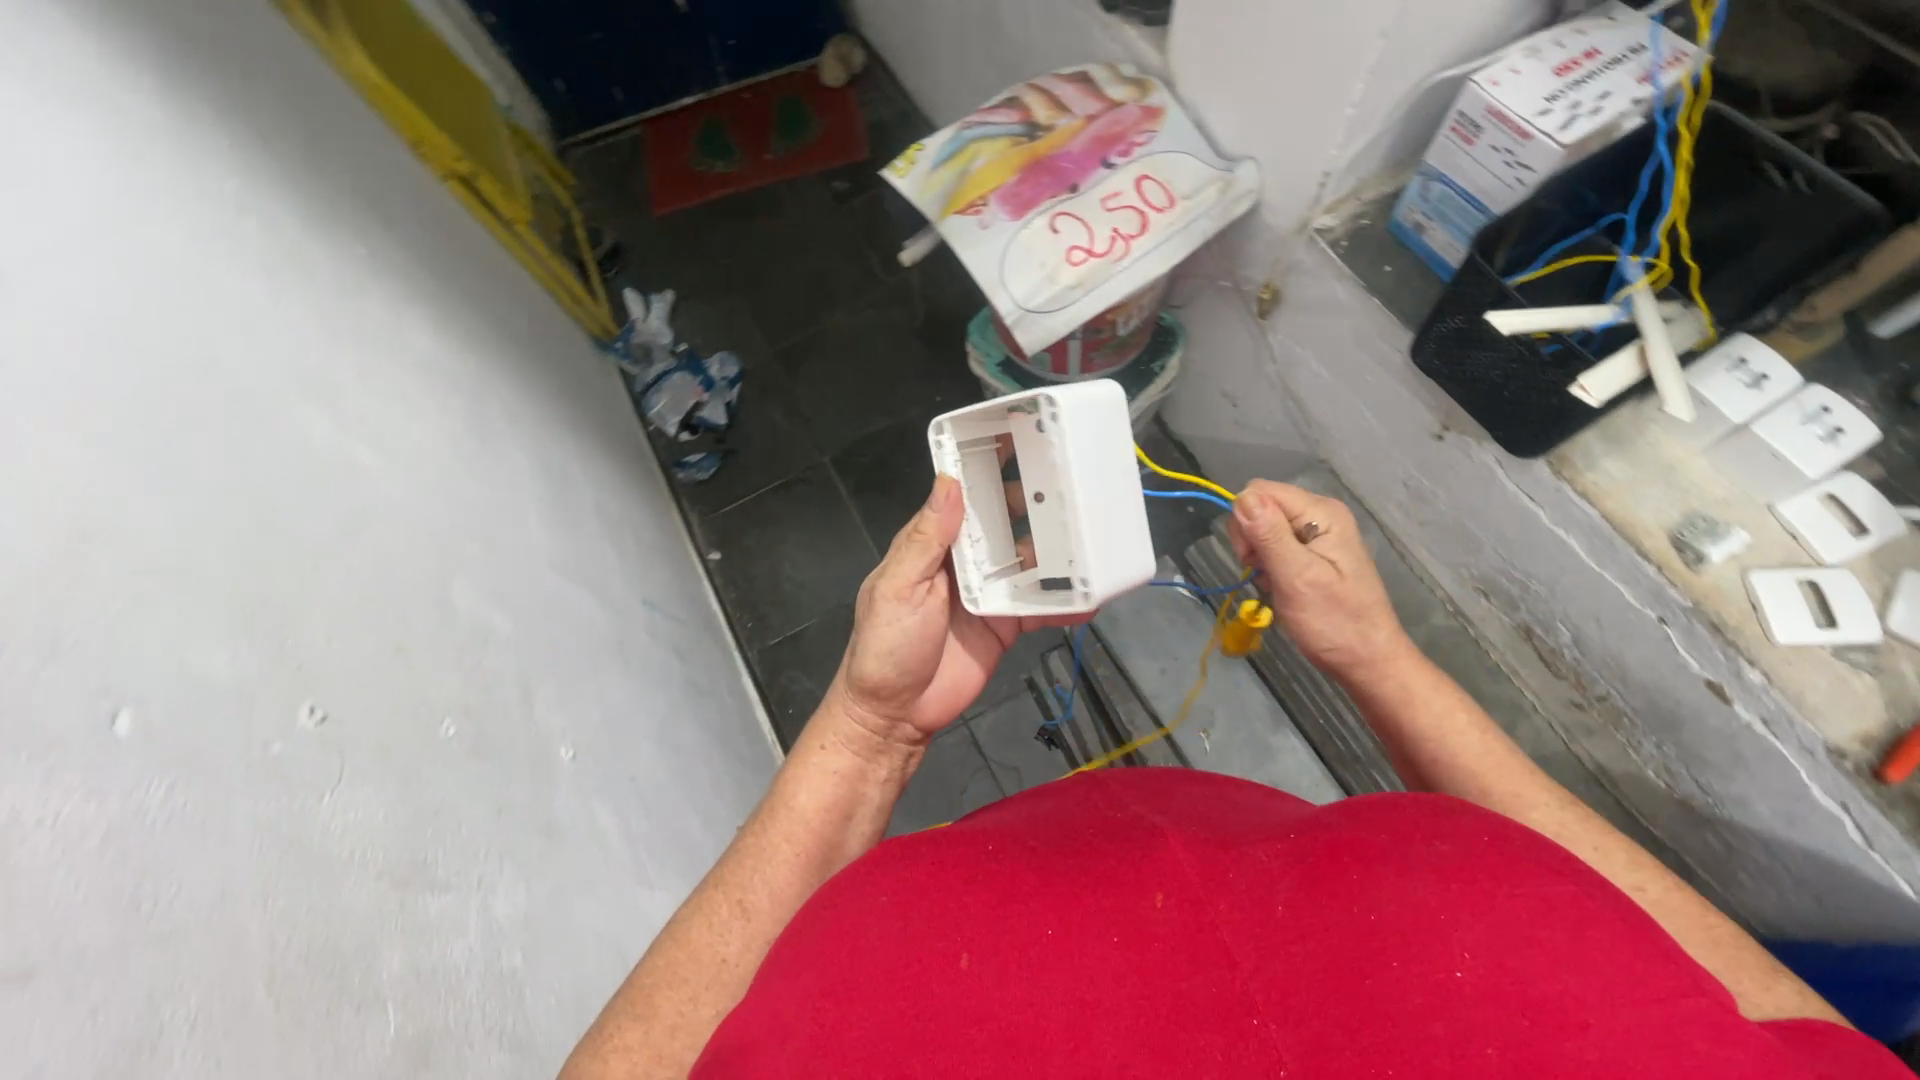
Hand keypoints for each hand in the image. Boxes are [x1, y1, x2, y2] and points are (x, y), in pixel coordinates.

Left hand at [827, 474, 1078, 749]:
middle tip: (1075, 487)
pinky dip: (1066, 603)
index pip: (963, 498)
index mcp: (932, 545)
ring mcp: (988, 595)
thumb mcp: (898, 587)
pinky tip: (1092, 596)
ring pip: (1029, 563)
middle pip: (1005, 525)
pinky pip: (1040, 607)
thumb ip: (926, 538)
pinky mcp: (1006, 626)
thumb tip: (949, 481)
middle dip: (1035, 507)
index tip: (1024, 443)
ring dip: (1057, 551)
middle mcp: (963, 563)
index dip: (989, 471)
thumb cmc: (886, 647)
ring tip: (1094, 533)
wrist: (896, 716)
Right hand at [1227, 480, 1412, 681]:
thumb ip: (1270, 536)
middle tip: (1261, 573)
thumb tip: (1242, 497)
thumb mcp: (1297, 578)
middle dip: (1249, 538)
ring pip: (1262, 527)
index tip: (1251, 559)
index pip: (1260, 492)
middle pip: (1260, 506)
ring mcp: (1317, 533)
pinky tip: (1279, 585)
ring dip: (1257, 555)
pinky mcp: (1311, 552)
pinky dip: (1267, 565)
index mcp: (1322, 512)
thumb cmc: (1334, 622)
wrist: (1365, 660)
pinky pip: (1273, 545)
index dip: (1245, 522)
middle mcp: (1320, 514)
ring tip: (1274, 583)